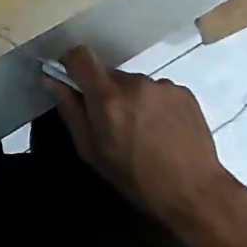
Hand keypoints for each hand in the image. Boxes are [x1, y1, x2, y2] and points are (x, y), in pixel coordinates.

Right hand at [50, 46, 242, 227]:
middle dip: (105, 93)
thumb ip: (72, 112)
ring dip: (132, 100)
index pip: (81, 57)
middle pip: (110, 74)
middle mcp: (136, 83)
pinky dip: (154, 105)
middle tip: (113, 125)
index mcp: (109, 99)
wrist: (192, 190)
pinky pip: (158, 91)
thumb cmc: (136, 179)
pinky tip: (163, 132)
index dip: (72, 64)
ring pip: (135, 84)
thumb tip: (54, 80)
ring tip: (143, 133)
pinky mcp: (183, 91)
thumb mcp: (92, 152)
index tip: (72, 80)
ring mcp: (163, 85)